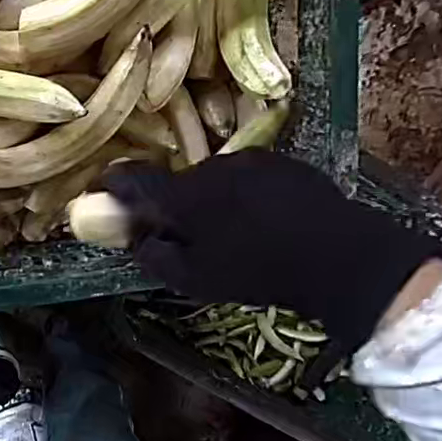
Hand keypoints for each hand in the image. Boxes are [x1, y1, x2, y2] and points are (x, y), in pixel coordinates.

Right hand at [99, 151, 436, 346]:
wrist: (338, 256)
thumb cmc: (258, 273)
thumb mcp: (195, 280)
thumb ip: (156, 257)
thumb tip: (138, 241)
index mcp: (185, 196)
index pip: (133, 180)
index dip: (113, 184)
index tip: (103, 189)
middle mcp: (213, 167)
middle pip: (178, 182)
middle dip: (172, 205)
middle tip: (179, 233)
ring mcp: (251, 160)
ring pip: (214, 180)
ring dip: (211, 201)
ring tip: (230, 233)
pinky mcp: (282, 162)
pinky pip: (247, 178)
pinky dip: (242, 196)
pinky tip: (263, 222)